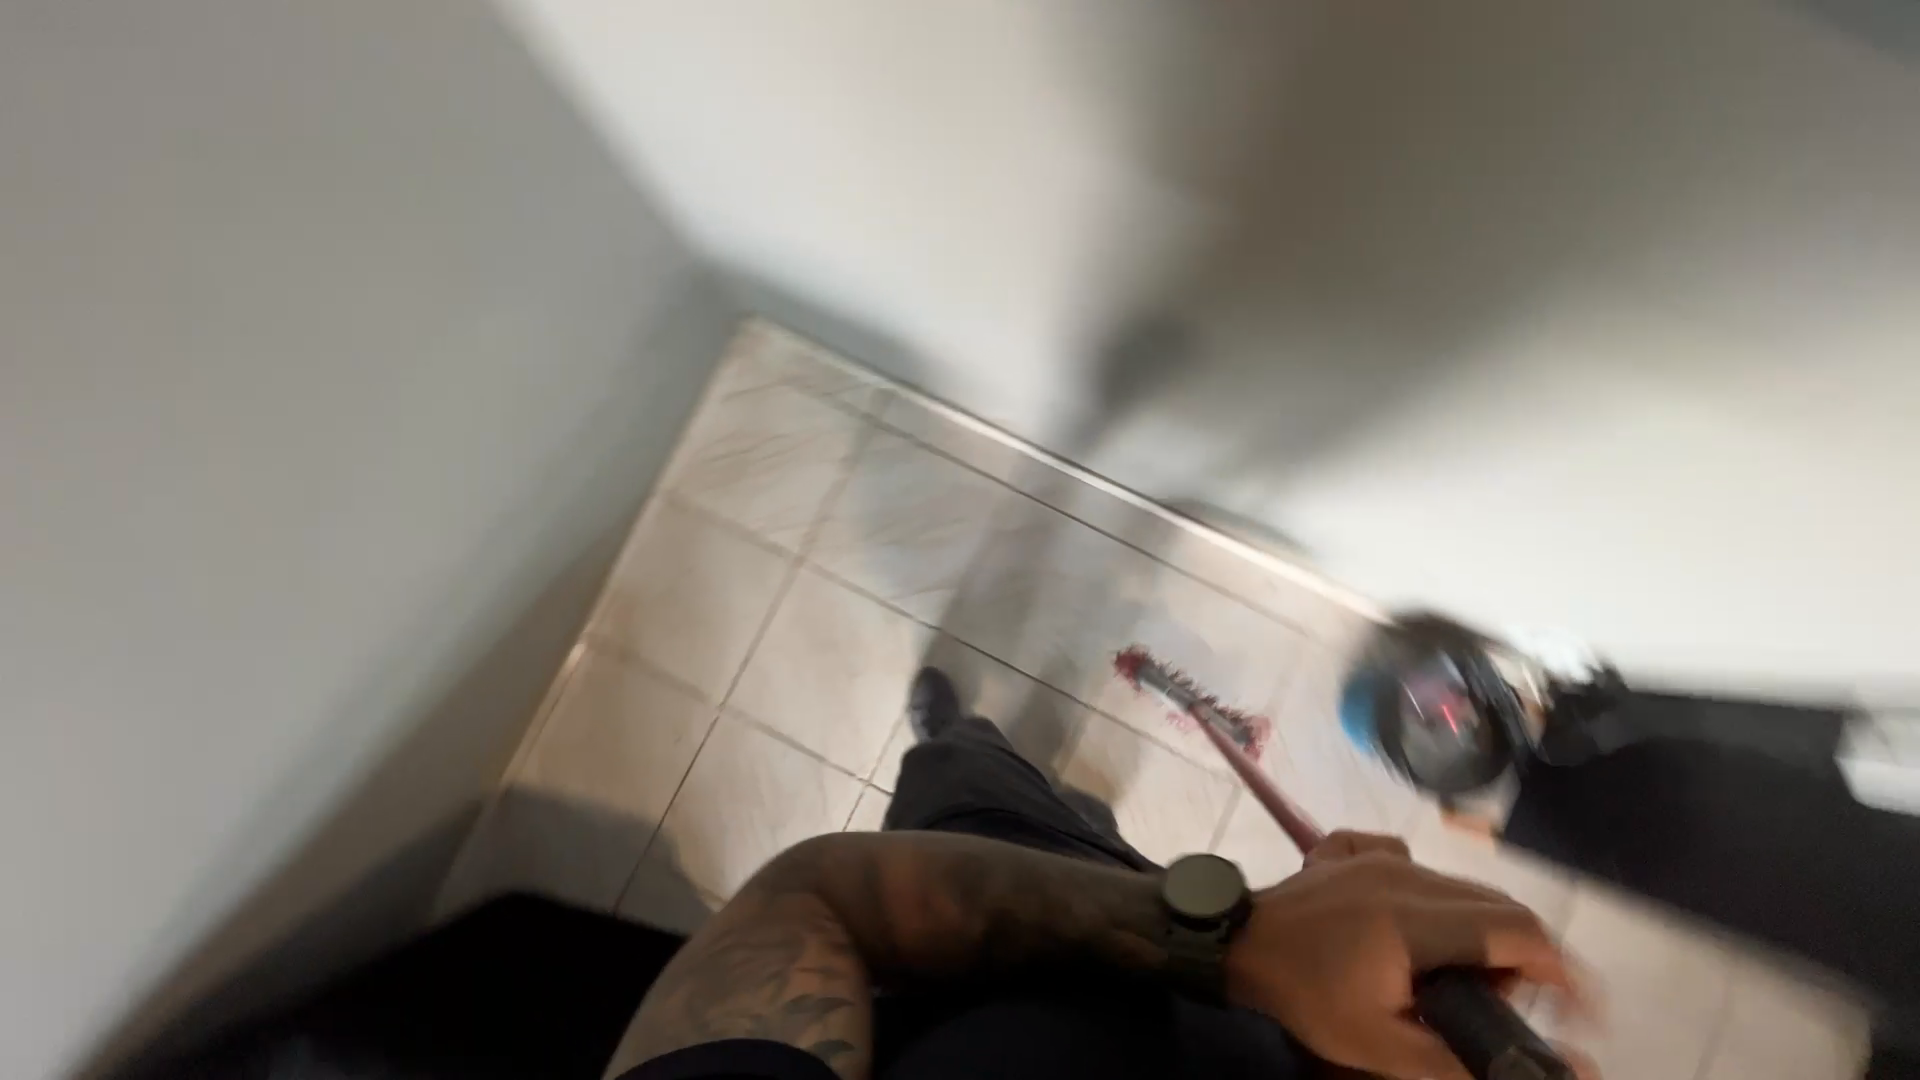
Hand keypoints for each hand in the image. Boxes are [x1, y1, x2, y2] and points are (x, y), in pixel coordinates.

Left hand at [1224, 831, 1586, 1079]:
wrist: (1238, 943)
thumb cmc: (1308, 997)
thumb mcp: (1386, 1050)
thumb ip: (1472, 1062)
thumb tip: (1572, 1072)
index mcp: (1414, 919)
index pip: (1518, 930)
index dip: (1562, 973)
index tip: (1574, 1014)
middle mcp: (1402, 873)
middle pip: (1495, 906)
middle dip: (1518, 960)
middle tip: (1495, 1005)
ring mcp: (1373, 854)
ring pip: (1458, 885)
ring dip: (1476, 929)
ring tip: (1451, 976)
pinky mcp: (1350, 848)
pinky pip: (1411, 860)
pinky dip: (1430, 894)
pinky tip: (1409, 926)